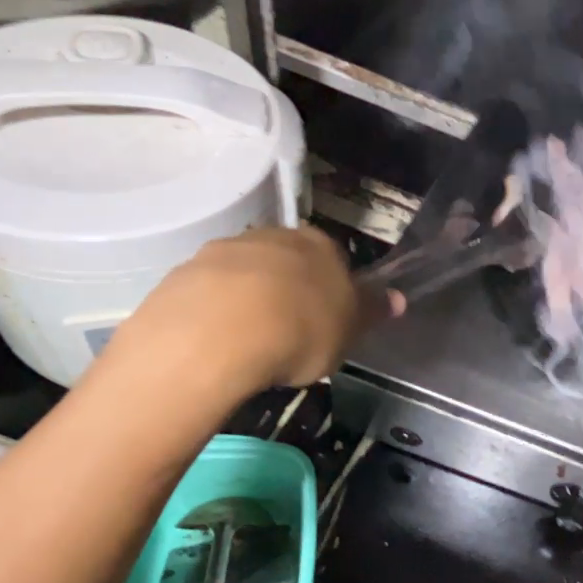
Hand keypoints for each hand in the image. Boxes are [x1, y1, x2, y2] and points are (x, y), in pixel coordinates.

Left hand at [108, 226, 382, 395]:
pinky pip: (209, 294)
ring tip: (251, 346)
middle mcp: (272, 236)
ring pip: (245, 274)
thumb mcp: (349, 329)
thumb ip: (371, 311)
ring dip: (249, 300)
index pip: (334, 258)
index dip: (333, 289)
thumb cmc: (301, 329)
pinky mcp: (184, 274)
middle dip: (289, 290)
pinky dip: (216, 314)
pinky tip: (219, 346)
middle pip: (287, 261)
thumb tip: (399, 298)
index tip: (329, 319)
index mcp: (320, 245)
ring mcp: (224, 251)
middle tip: (291, 333)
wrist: (218, 334)